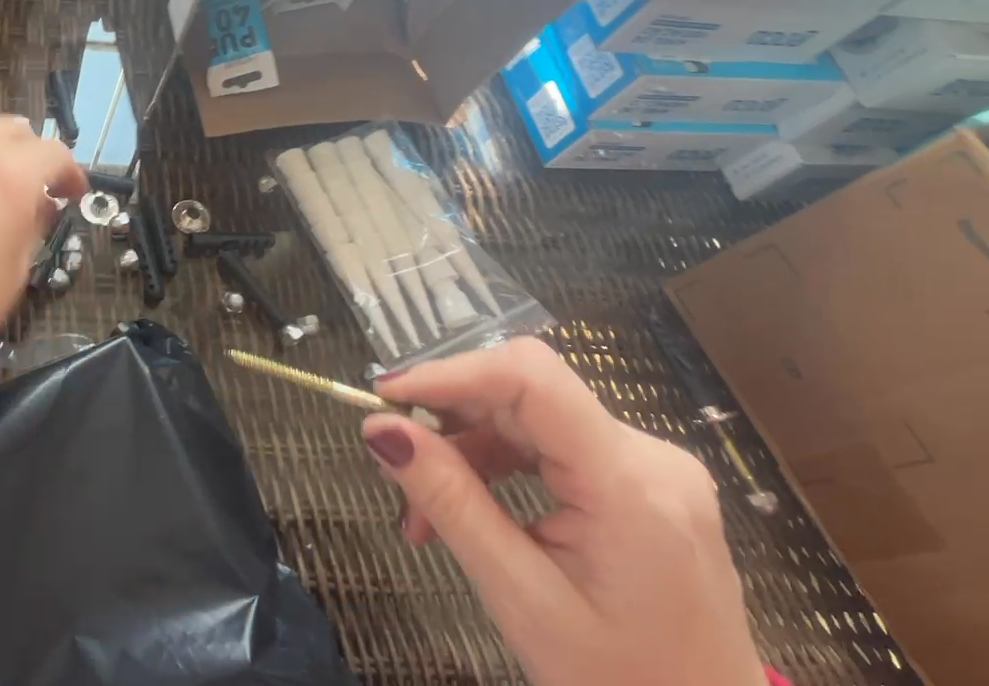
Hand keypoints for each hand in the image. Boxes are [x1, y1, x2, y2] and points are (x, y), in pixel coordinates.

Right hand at [362, 338, 764, 685]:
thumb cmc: (620, 680)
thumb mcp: (520, 598)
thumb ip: (451, 503)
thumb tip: (378, 430)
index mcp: (630, 484)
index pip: (531, 378)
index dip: (449, 372)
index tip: (384, 397)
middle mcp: (647, 453)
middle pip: (521, 397)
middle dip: (444, 422)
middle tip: (388, 466)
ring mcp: (647, 463)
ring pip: (525, 419)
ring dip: (461, 450)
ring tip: (419, 512)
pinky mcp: (636, 478)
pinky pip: (545, 445)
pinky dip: (492, 465)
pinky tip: (464, 507)